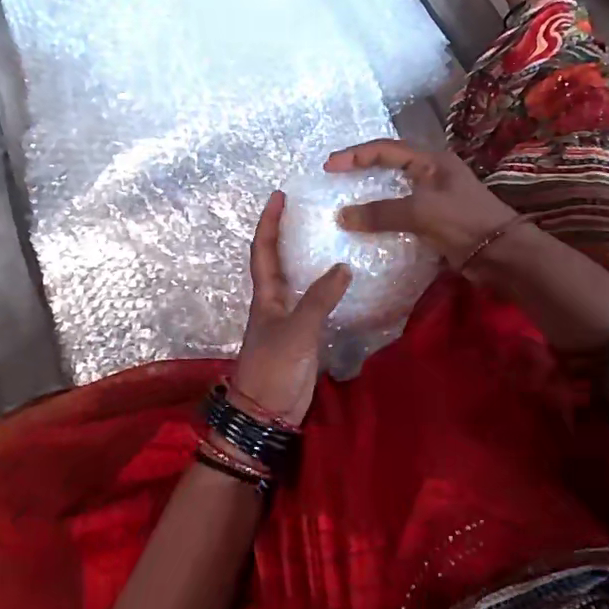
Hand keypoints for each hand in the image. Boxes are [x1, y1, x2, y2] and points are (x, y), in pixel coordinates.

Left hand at [231, 191, 351, 424]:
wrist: (266, 412)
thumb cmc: (273, 368)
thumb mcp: (297, 331)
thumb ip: (319, 299)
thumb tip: (344, 266)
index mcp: (265, 296)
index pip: (264, 251)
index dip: (269, 223)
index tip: (279, 196)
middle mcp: (274, 303)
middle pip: (277, 260)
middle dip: (286, 234)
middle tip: (307, 211)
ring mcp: (288, 320)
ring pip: (297, 280)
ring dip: (307, 258)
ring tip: (329, 238)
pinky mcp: (303, 337)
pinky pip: (314, 302)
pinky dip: (326, 288)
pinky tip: (343, 283)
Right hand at [325, 140, 520, 261]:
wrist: (502, 255)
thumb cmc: (465, 222)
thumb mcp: (421, 212)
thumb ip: (381, 212)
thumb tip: (342, 216)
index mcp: (432, 161)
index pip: (386, 149)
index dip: (355, 154)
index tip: (329, 166)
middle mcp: (432, 176)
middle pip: (389, 168)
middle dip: (361, 173)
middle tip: (334, 182)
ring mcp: (434, 200)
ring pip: (394, 195)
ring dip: (370, 200)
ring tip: (344, 208)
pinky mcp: (434, 224)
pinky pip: (401, 218)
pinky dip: (382, 222)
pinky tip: (366, 232)